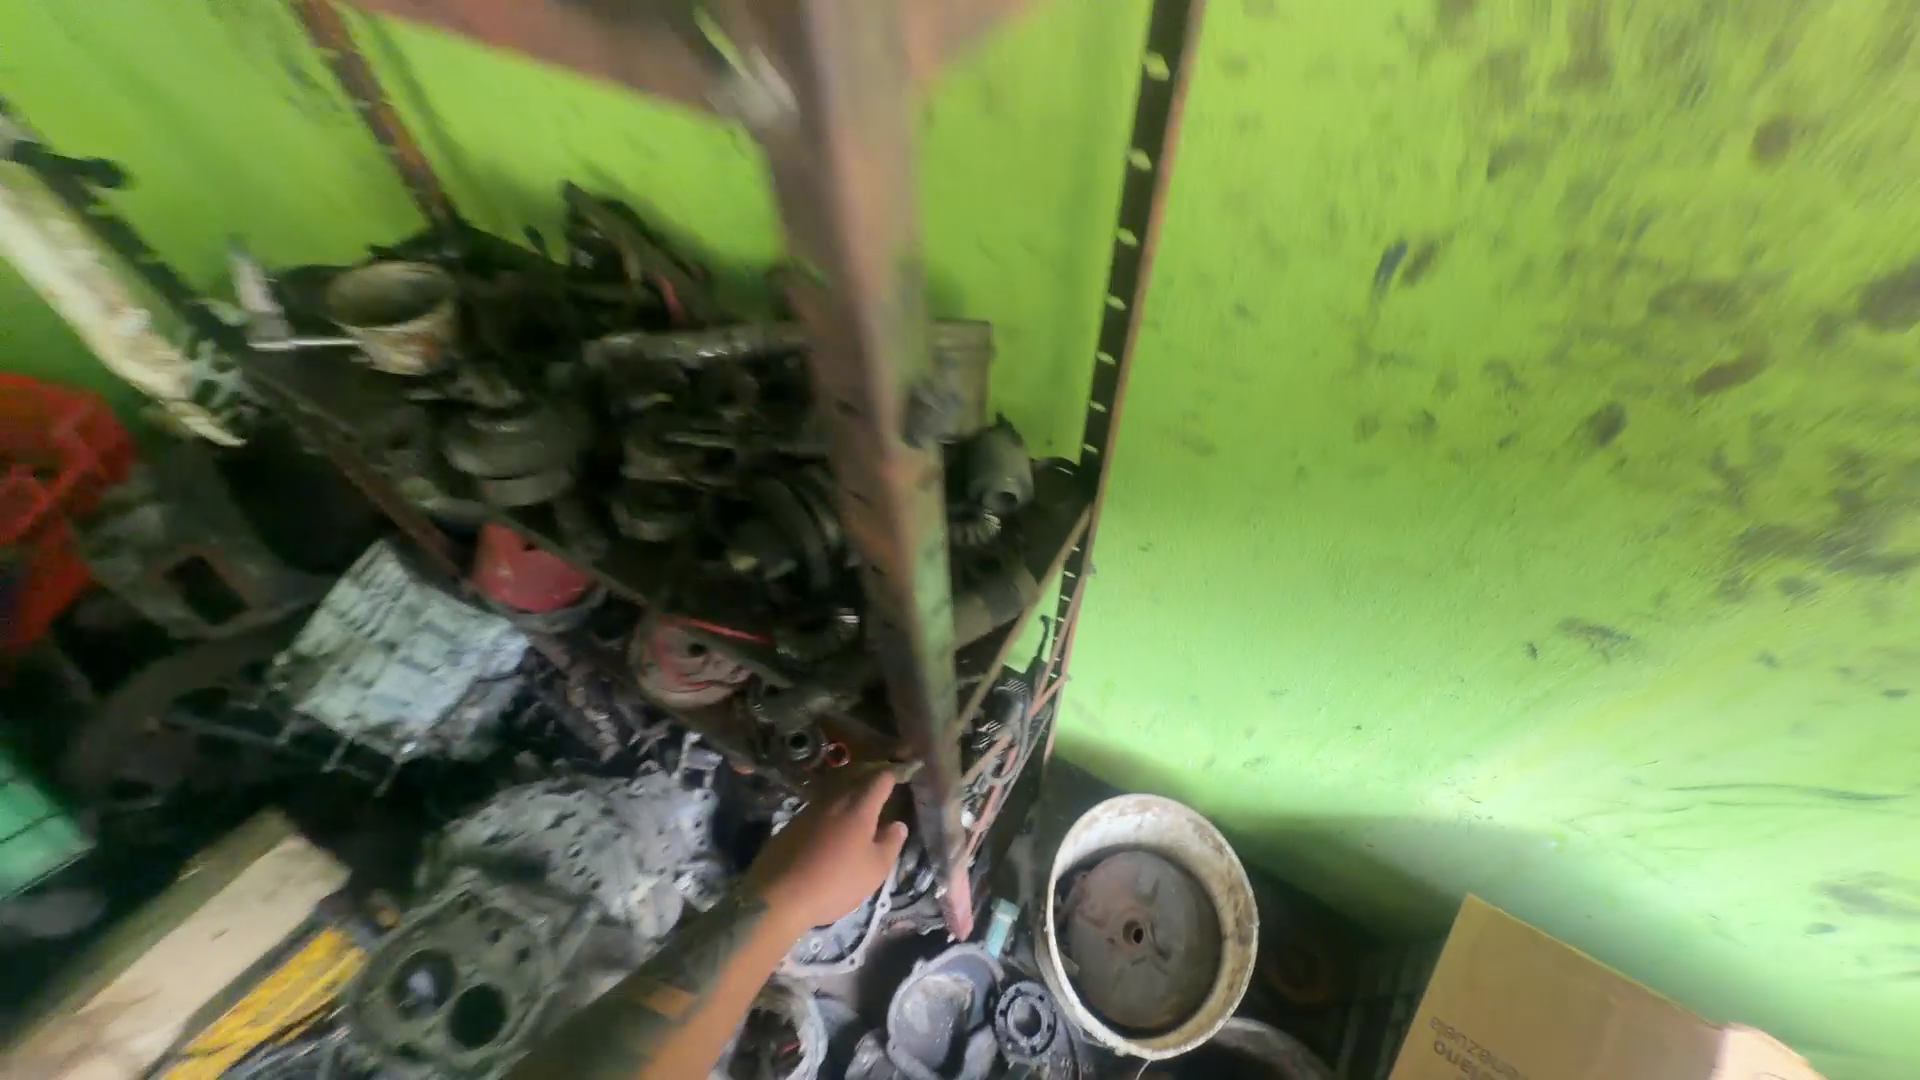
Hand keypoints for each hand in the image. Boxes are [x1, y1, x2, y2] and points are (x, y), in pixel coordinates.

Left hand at [744, 765, 910, 931]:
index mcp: (859, 809)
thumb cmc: (836, 882)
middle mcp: (834, 802)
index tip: (897, 777)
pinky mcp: (790, 825)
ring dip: (847, 797)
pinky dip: (828, 813)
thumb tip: (899, 824)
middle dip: (868, 783)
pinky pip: (817, 810)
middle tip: (879, 791)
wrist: (778, 896)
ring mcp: (809, 811)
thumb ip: (891, 843)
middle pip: (855, 782)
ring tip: (855, 809)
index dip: (890, 777)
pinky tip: (827, 829)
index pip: (879, 781)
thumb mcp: (875, 870)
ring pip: (834, 794)